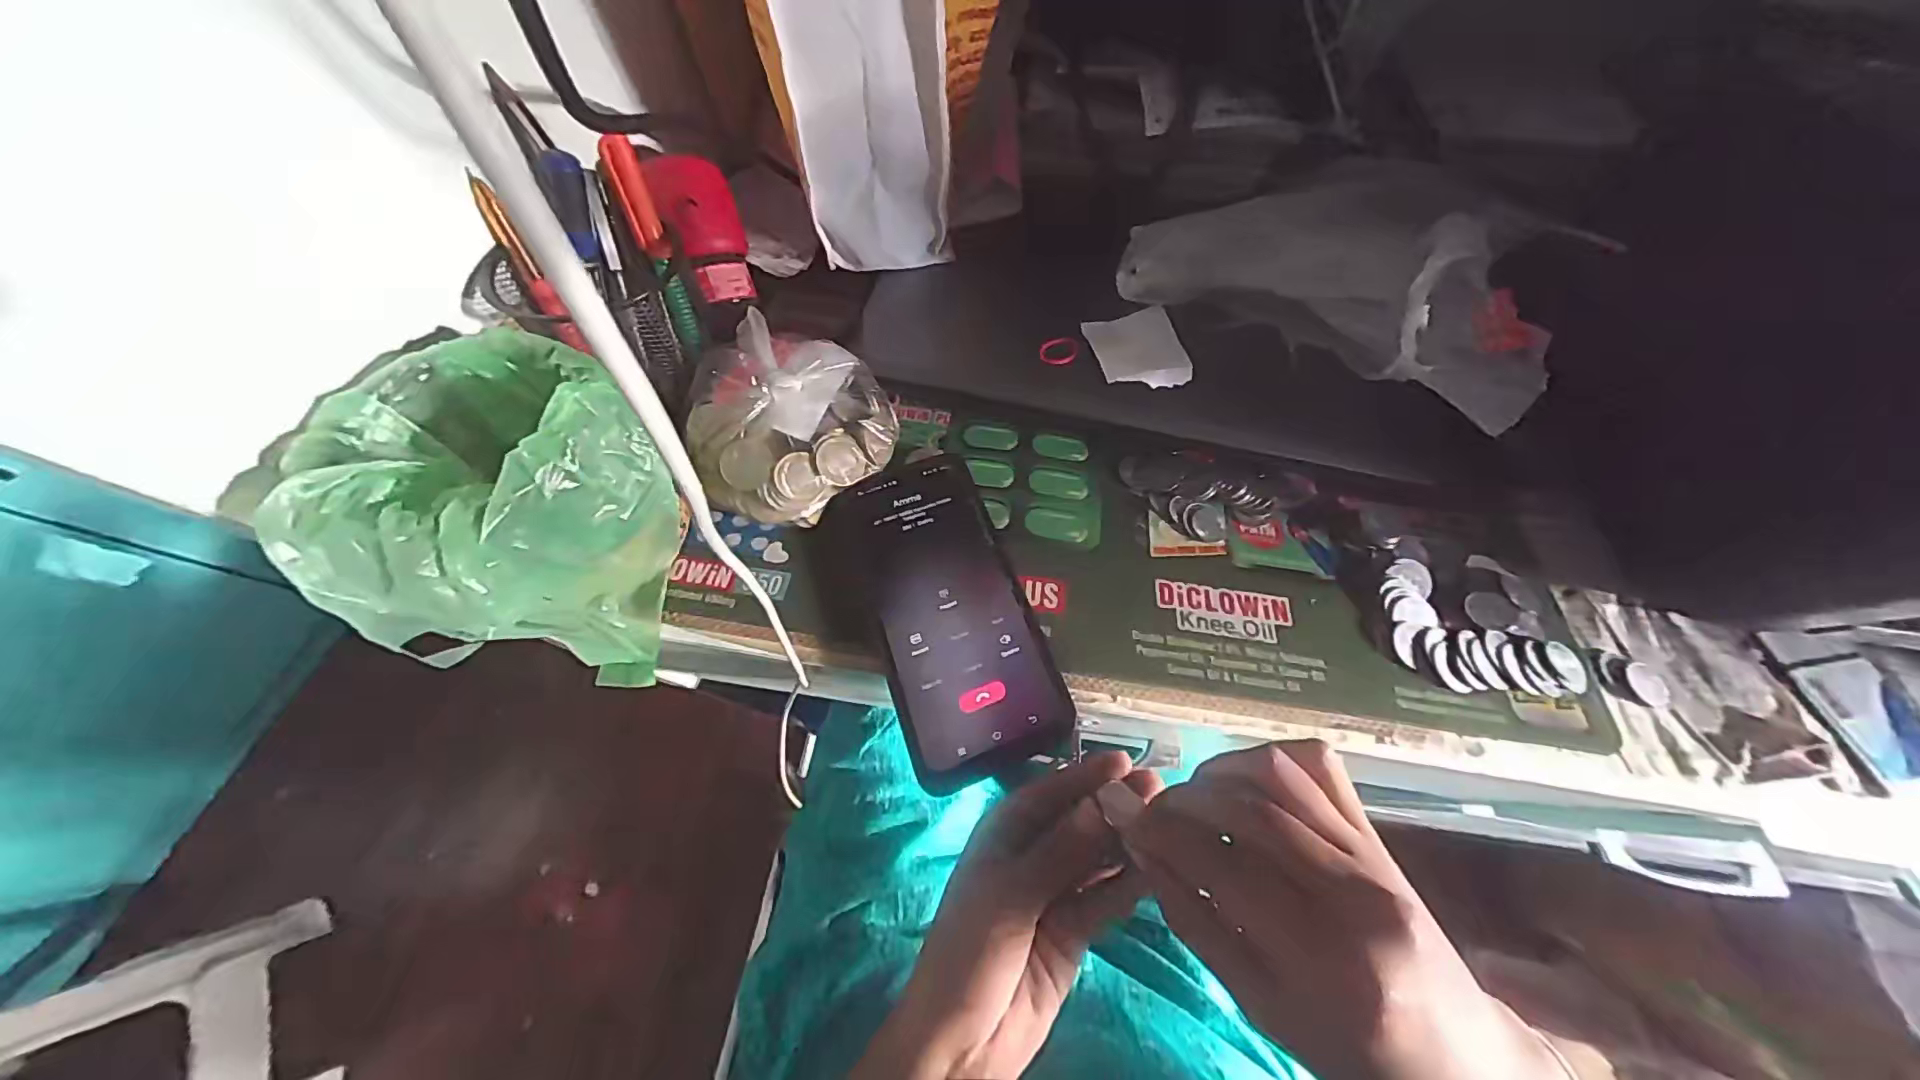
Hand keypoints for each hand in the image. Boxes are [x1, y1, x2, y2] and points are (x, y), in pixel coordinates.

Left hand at [852, 753, 1164, 1079]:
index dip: (1087, 776)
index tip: (1128, 761)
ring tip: (1170, 823)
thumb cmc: (970, 952)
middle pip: (1080, 823)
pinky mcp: (1074, 930)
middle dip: (1116, 806)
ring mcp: (1055, 893)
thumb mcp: (1012, 894)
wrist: (962, 1042)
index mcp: (1005, 834)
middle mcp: (1032, 856)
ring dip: (1128, 842)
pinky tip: (1159, 869)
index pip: (1051, 793)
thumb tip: (1106, 802)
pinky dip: (1129, 885)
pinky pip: (1106, 899)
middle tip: (1162, 790)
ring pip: (1097, 858)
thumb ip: (1061, 851)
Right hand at [1120, 741, 1563, 1079]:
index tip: (1124, 819)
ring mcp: (1375, 853)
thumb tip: (1141, 847)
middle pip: (1247, 809)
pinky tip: (1244, 785)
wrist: (1451, 1047)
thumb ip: (1194, 920)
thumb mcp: (1258, 1002)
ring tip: (1195, 798)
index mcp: (1325, 958)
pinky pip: (1317, 764)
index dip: (1160, 833)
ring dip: (1218, 773)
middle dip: (1181, 800)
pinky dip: (1267, 759)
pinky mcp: (1379, 830)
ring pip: (1278, 771)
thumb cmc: (1345, 1043)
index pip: (1221, 865)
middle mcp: (1358, 893)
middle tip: (1152, 812)